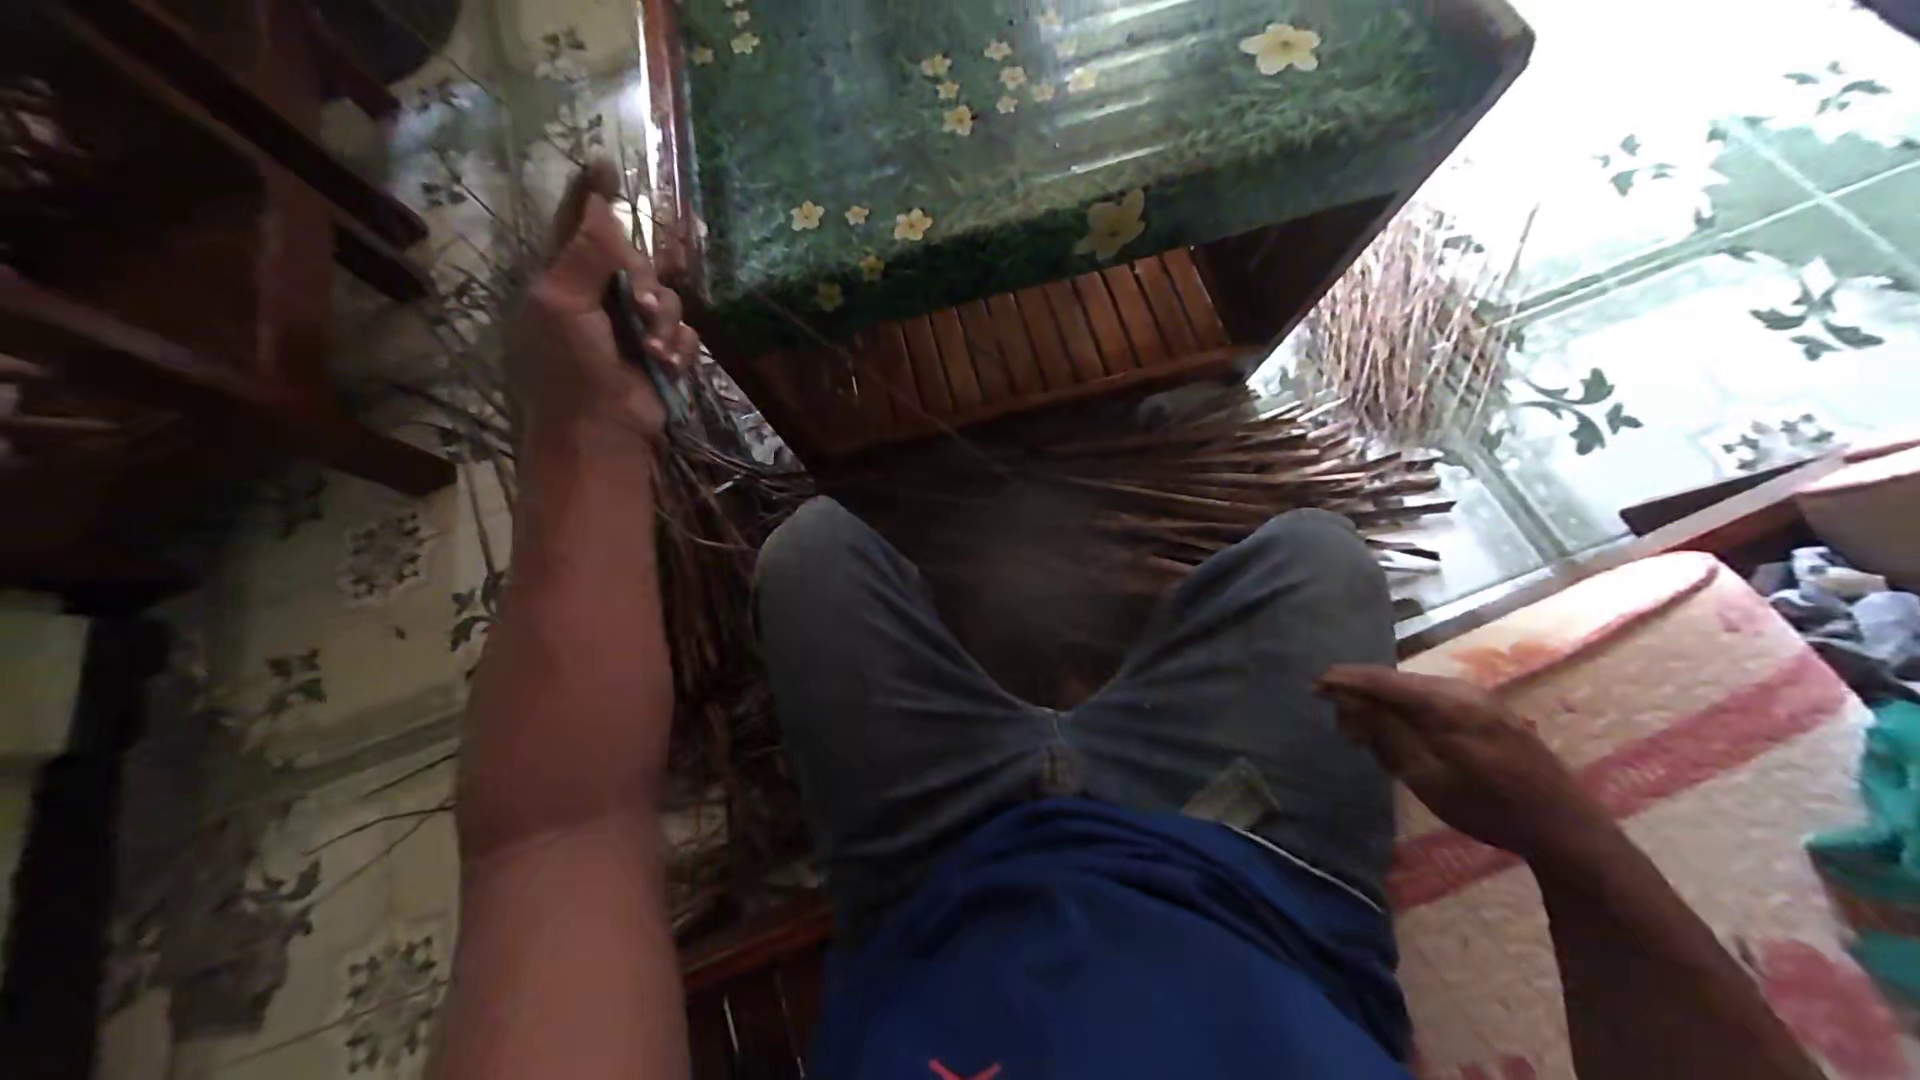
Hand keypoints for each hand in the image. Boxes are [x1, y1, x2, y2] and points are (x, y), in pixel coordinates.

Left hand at [510, 160, 700, 445]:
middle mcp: (599, 299)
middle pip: (635, 261)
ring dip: (664, 322)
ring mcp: (632, 329)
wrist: (601, 432)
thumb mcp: (562, 304)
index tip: (606, 164)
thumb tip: (604, 207)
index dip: (591, 196)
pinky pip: (684, 332)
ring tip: (654, 349)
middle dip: (646, 281)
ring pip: (667, 297)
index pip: (576, 226)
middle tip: (643, 305)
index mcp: (562, 281)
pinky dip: (679, 346)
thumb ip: (585, 254)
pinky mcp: (661, 355)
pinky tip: (668, 364)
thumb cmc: (568, 370)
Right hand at [1316, 665, 1613, 860]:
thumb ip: (1385, 732)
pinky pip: (1434, 700)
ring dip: (1385, 705)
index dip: (1344, 680)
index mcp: (1445, 703)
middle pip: (1396, 682)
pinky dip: (1408, 712)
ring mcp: (1480, 700)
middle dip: (1362, 696)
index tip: (1314, 687)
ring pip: (1415, 691)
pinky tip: (1403, 734)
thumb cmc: (1488, 807)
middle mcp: (1462, 690)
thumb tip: (1348, 699)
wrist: (1566, 830)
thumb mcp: (1425, 775)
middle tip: (1340, 723)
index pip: (1381, 680)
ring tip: (1366, 733)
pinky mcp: (1490, 713)